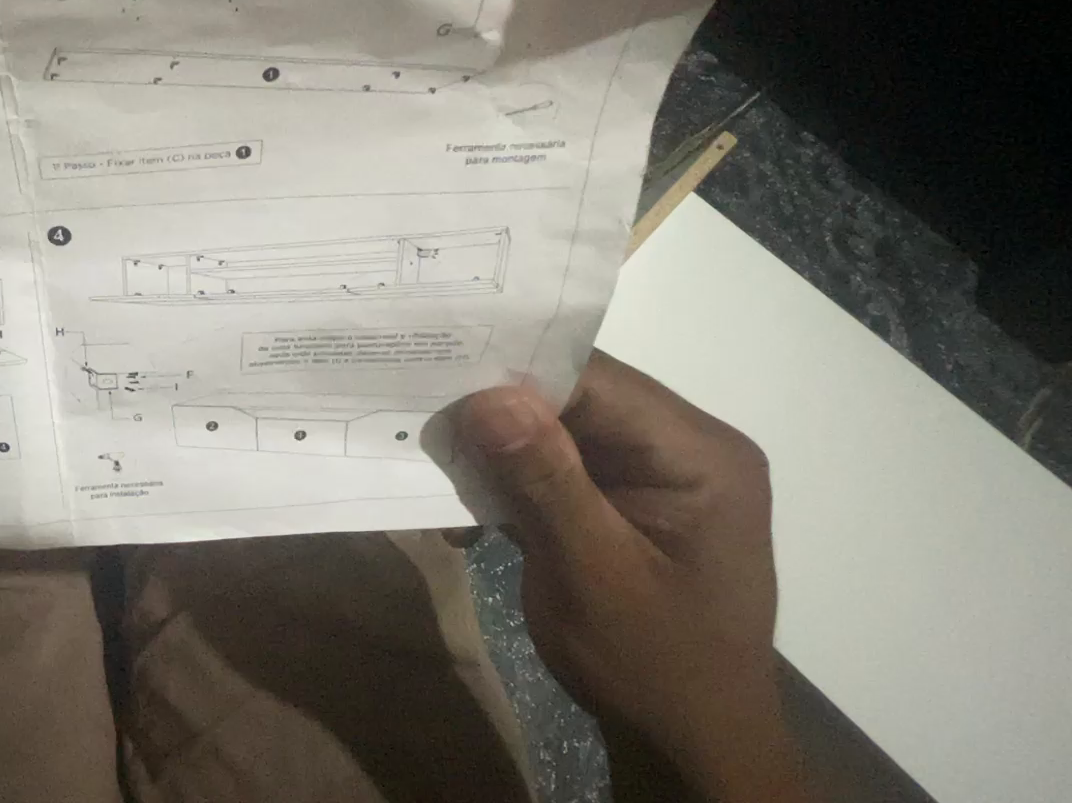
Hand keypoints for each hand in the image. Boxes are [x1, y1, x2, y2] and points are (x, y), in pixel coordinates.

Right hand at [452, 351, 808, 800]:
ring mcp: (643, 472)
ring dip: (491, 452)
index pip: (594, 381)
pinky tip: (467, 512)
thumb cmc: (654, 666)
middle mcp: (674, 447)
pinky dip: (502, 481)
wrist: (685, 746)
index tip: (438, 379)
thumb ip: (545, 480)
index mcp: (696, 453)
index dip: (515, 373)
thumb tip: (487, 397)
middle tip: (422, 420)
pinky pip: (546, 464)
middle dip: (494, 413)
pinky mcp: (611, 496)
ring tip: (436, 472)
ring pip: (548, 429)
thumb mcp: (594, 573)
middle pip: (569, 398)